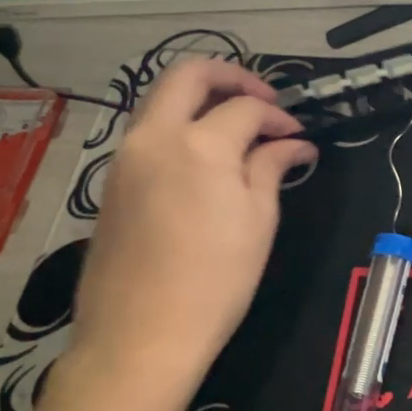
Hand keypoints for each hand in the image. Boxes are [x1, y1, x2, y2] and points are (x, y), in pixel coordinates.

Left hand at [69, 60, 315, 388]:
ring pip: (162, 101)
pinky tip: (208, 160)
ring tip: (239, 129)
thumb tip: (293, 144)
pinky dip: (181, 127)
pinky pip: (149, 133)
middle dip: (230, 76)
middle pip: (187, 76)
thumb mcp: (259, 220)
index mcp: (200, 145)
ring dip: (202, 100)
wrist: (141, 334)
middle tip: (264, 98)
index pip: (246, 107)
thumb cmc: (216, 280)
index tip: (298, 136)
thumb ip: (271, 168)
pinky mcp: (112, 182)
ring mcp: (125, 158)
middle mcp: (154, 138)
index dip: (279, 116)